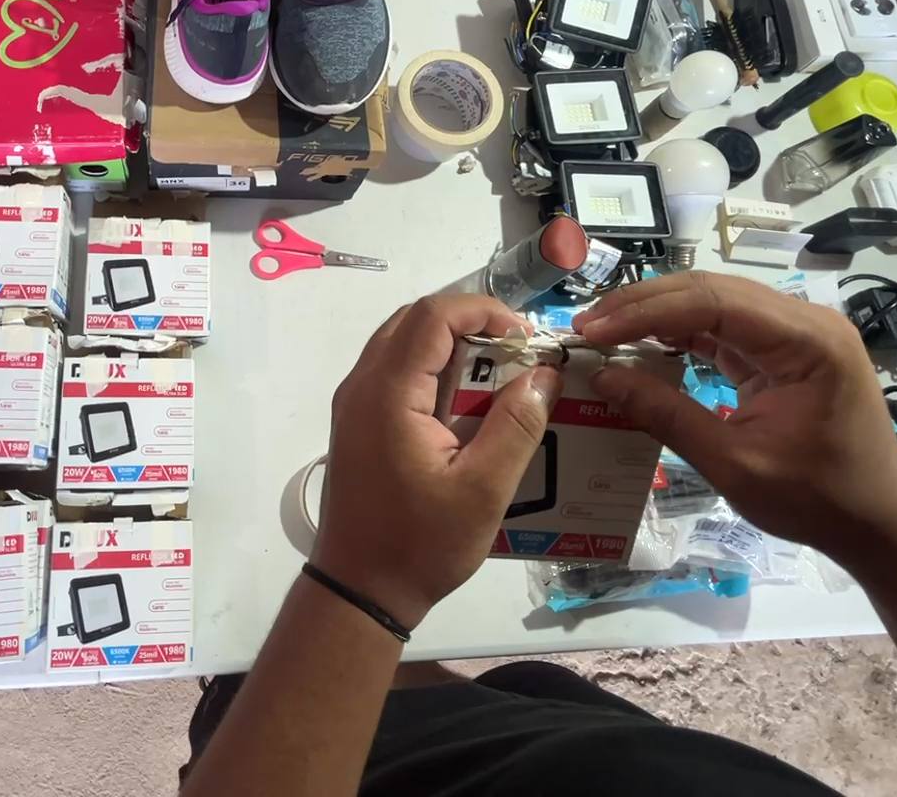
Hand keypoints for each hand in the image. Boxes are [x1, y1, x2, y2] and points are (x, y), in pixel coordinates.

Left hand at [312, 295, 560, 629]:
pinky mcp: (356, 420)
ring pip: (400, 343)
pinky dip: (430, 369)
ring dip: (448, 345)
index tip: (524, 336)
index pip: (431, 316)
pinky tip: (464, 403)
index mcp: (387, 392)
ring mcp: (353, 401)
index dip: (481, 310)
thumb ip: (515, 426)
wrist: (358, 586)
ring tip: (497, 375)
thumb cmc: (419, 543)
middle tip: (515, 352)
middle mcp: (362, 384)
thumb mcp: (483, 490)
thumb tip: (544, 373)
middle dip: (467, 324)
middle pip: (413, 321)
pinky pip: (393, 371)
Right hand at [572, 272, 896, 558]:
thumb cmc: (817, 500)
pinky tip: (640, 341)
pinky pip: (719, 324)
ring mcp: (794, 332)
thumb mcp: (732, 463)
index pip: (710, 302)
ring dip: (653, 313)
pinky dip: (675, 330)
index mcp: (807, 342)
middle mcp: (804, 322)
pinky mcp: (781, 348)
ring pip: (709, 300)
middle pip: (707, 289)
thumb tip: (601, 378)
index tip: (592, 332)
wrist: (880, 525)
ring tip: (603, 330)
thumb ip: (664, 414)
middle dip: (641, 304)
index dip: (644, 312)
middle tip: (587, 327)